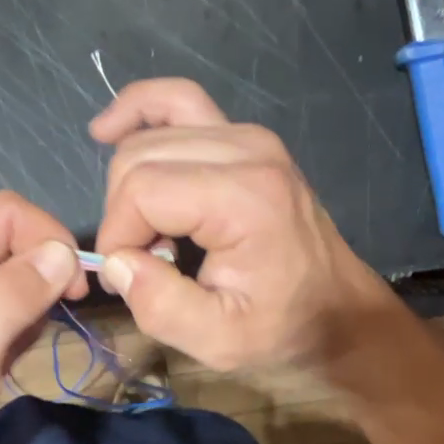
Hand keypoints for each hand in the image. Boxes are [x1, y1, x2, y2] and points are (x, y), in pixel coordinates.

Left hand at [0, 191, 88, 443]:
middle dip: (43, 274)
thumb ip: (10, 301)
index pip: (5, 212)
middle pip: (16, 231)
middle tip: (49, 321)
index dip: (48, 240)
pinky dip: (28, 315)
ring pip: (22, 259)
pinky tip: (10, 346)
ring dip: (36, 300)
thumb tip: (62, 254)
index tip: (74, 290)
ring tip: (16, 343)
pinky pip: (17, 285)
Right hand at [91, 79, 399, 372]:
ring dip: (128, 187)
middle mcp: (247, 150)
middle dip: (121, 215)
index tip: (127, 280)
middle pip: (139, 159)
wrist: (336, 311)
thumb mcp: (218, 341)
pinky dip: (139, 111)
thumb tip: (115, 264)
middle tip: (143, 265)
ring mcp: (247, 136)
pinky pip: (178, 102)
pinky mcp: (243, 136)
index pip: (141, 191)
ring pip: (150, 137)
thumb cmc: (281, 327)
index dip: (117, 236)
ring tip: (146, 235)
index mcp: (243, 199)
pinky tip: (107, 131)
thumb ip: (160, 306)